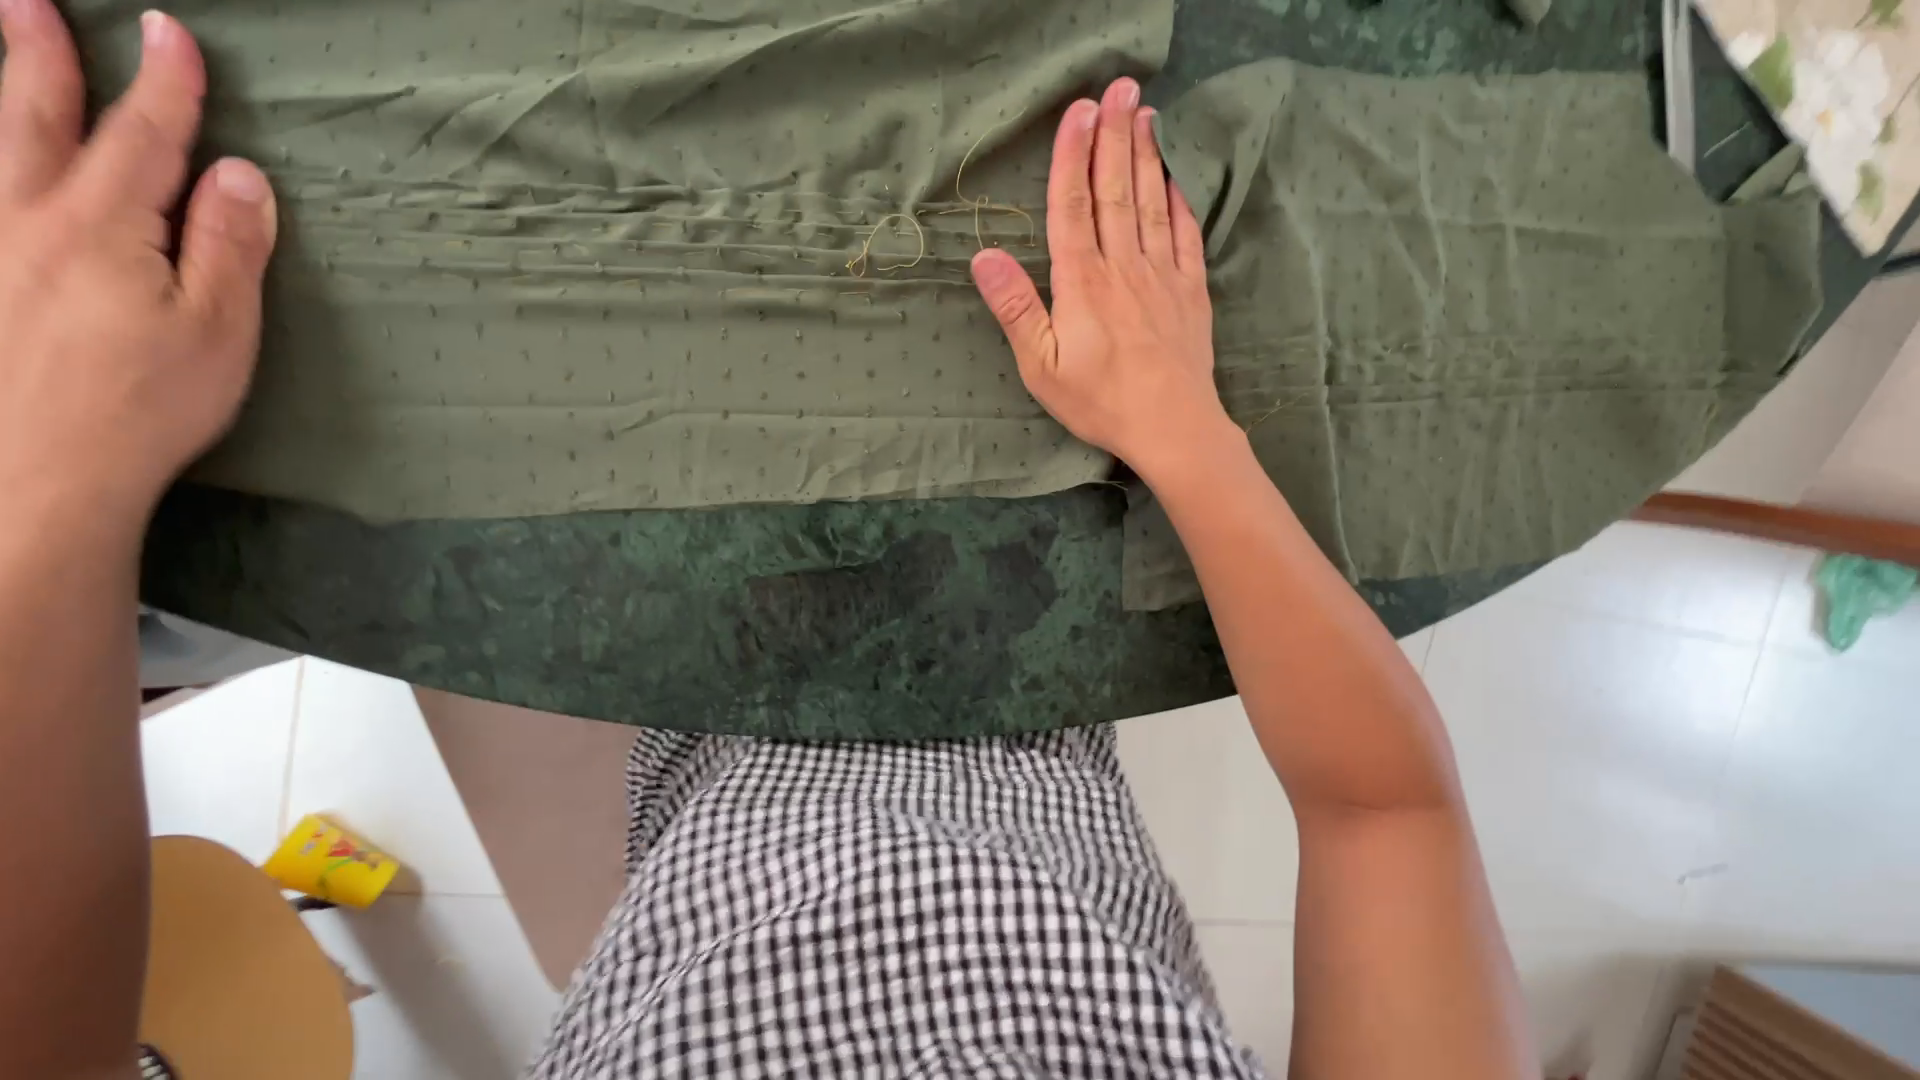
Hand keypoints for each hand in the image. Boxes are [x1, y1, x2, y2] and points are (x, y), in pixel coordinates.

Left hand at [0, 0, 275, 529]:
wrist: (36, 469)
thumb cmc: (151, 402)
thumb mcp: (219, 328)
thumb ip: (227, 246)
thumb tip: (240, 174)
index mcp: (105, 229)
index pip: (144, 139)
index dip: (164, 86)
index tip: (171, 34)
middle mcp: (25, 216)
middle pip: (34, 118)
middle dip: (41, 56)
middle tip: (31, 2)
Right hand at [969, 77, 1231, 480]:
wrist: (1173, 426)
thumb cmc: (1100, 401)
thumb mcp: (1041, 367)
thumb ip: (1015, 310)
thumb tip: (984, 256)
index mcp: (1082, 282)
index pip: (1072, 205)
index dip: (1073, 155)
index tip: (1079, 111)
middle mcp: (1123, 266)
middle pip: (1115, 190)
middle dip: (1115, 136)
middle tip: (1120, 88)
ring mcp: (1162, 275)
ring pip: (1152, 202)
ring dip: (1147, 155)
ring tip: (1147, 113)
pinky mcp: (1191, 291)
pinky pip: (1187, 234)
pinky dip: (1182, 200)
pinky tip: (1177, 176)